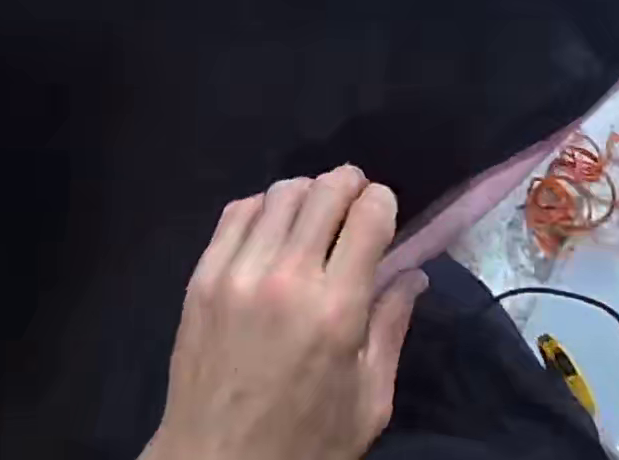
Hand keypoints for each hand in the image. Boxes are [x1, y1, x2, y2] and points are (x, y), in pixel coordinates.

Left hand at [141, 166, 429, 459]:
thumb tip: (415, 272)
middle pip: (327, 189)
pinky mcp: (203, 277)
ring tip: (314, 218)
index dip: (383, 202)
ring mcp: (238, 273)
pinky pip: (238, 210)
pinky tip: (273, 230)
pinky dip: (264, 206)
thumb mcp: (369, 400)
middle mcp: (287, 278)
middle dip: (351, 184)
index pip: (369, 213)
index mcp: (335, 309)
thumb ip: (394, 326)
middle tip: (354, 204)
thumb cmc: (304, 445)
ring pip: (283, 191)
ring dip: (309, 193)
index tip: (383, 216)